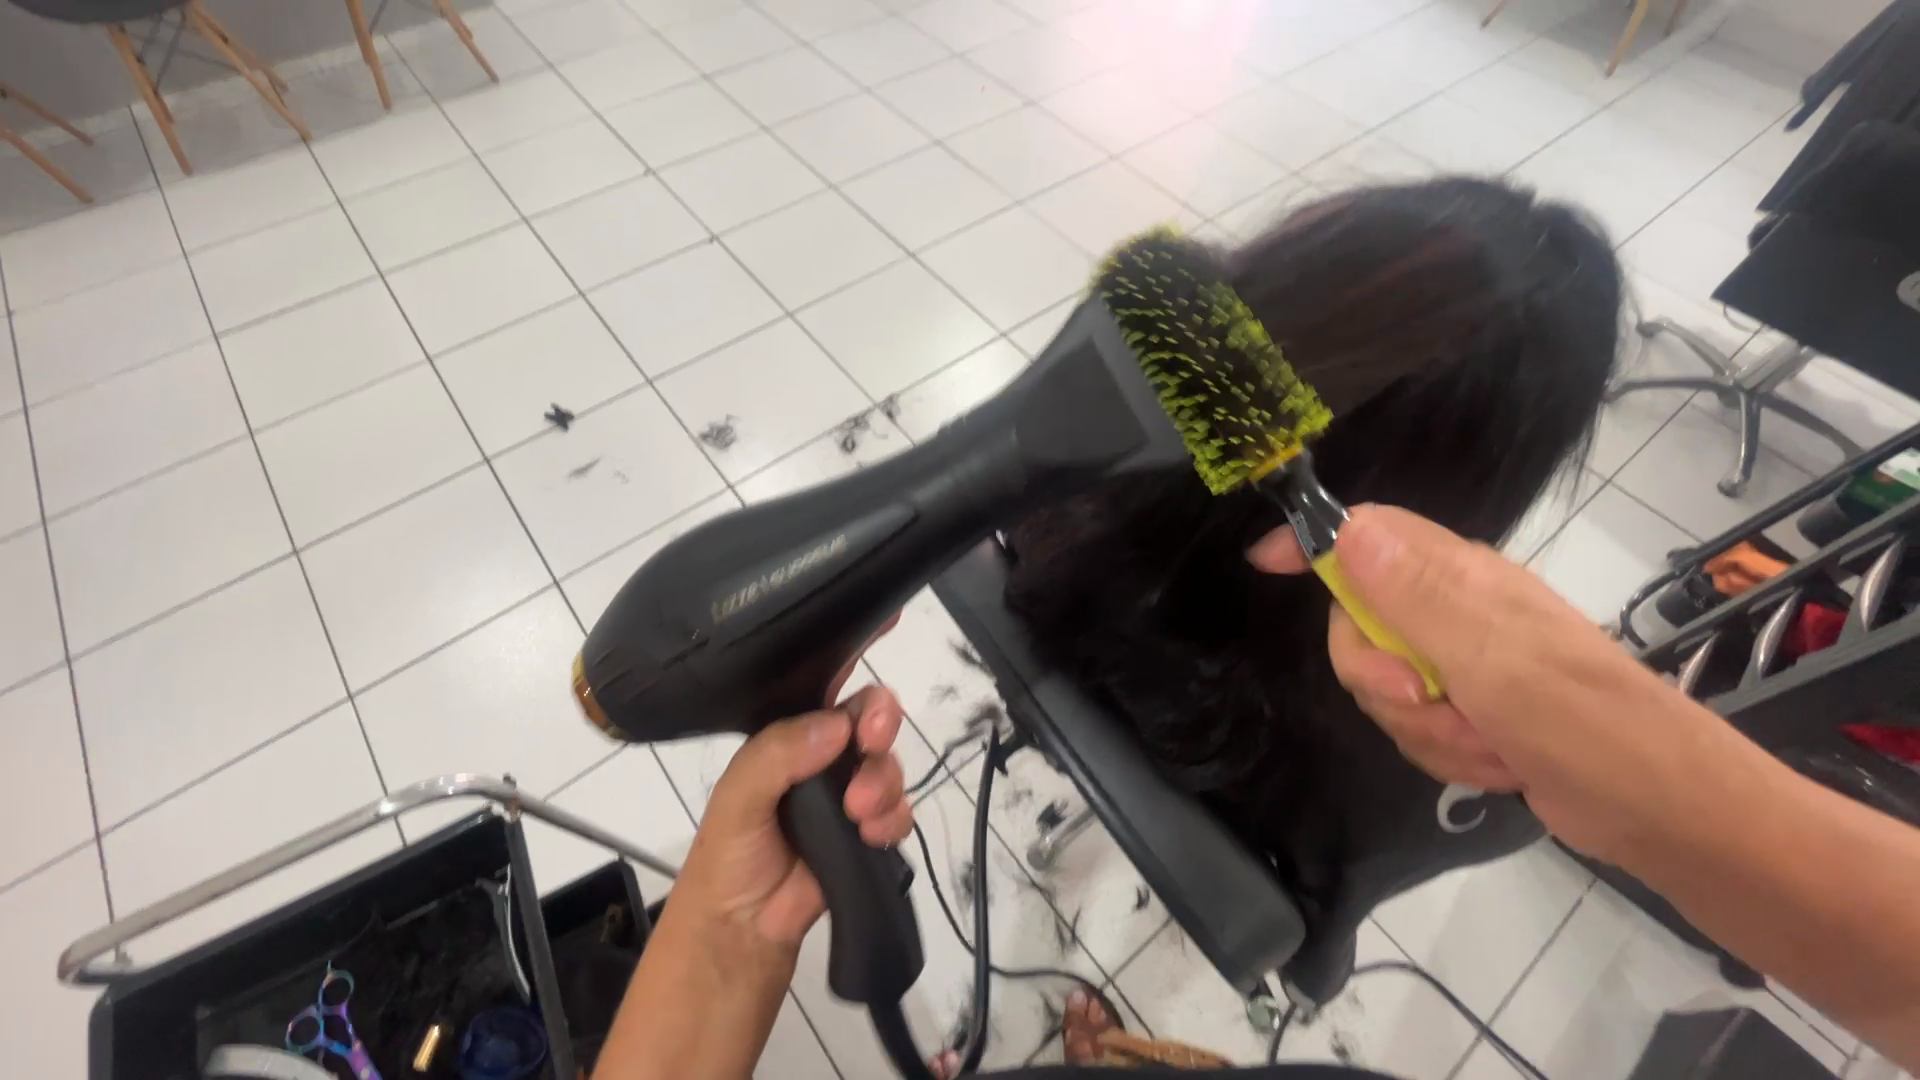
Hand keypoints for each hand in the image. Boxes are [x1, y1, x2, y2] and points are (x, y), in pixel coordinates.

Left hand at [667, 685, 913, 951]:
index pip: (828, 692)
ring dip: (883, 781)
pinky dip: (895, 818)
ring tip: (860, 812)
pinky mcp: (868, 831)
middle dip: (881, 725)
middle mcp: (825, 757)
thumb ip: (778, 753)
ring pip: (887, 765)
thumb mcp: (737, 794)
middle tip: (872, 743)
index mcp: (791, 737)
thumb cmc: (729, 853)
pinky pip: (898, 811)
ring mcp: (849, 794)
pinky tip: (873, 834)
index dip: (853, 678)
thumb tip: (838, 726)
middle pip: (870, 721)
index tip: (870, 693)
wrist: (742, 930)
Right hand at [1247, 504, 1722, 860]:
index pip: (1366, 535)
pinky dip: (1442, 750)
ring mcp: (1459, 661)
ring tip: (1482, 742)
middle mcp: (1452, 610)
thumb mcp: (1492, 658)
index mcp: (1458, 578)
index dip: (1312, 542)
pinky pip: (1408, 722)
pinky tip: (1491, 761)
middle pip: (1355, 623)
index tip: (1264, 562)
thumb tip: (1348, 530)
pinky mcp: (1467, 707)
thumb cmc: (1584, 723)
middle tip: (1420, 697)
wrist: (1664, 814)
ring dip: (1420, 724)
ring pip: (1379, 681)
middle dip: (1376, 674)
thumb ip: (1414, 594)